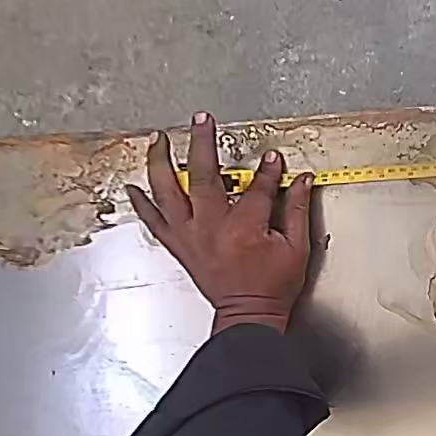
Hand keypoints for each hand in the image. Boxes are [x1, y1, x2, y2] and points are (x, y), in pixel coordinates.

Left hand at [126, 111, 314, 334]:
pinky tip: (134, 186)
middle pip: (203, 175)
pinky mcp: (180, 246)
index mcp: (244, 227)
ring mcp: (191, 236)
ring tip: (160, 139)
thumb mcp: (297, 248)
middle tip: (203, 120)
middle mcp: (212, 227)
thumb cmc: (273, 287)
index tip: (273, 158)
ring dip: (162, 162)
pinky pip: (154, 221)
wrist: (249, 315)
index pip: (258, 187)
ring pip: (169, 192)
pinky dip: (142, 203)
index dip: (268, 170)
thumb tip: (302, 181)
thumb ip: (298, 210)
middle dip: (204, 143)